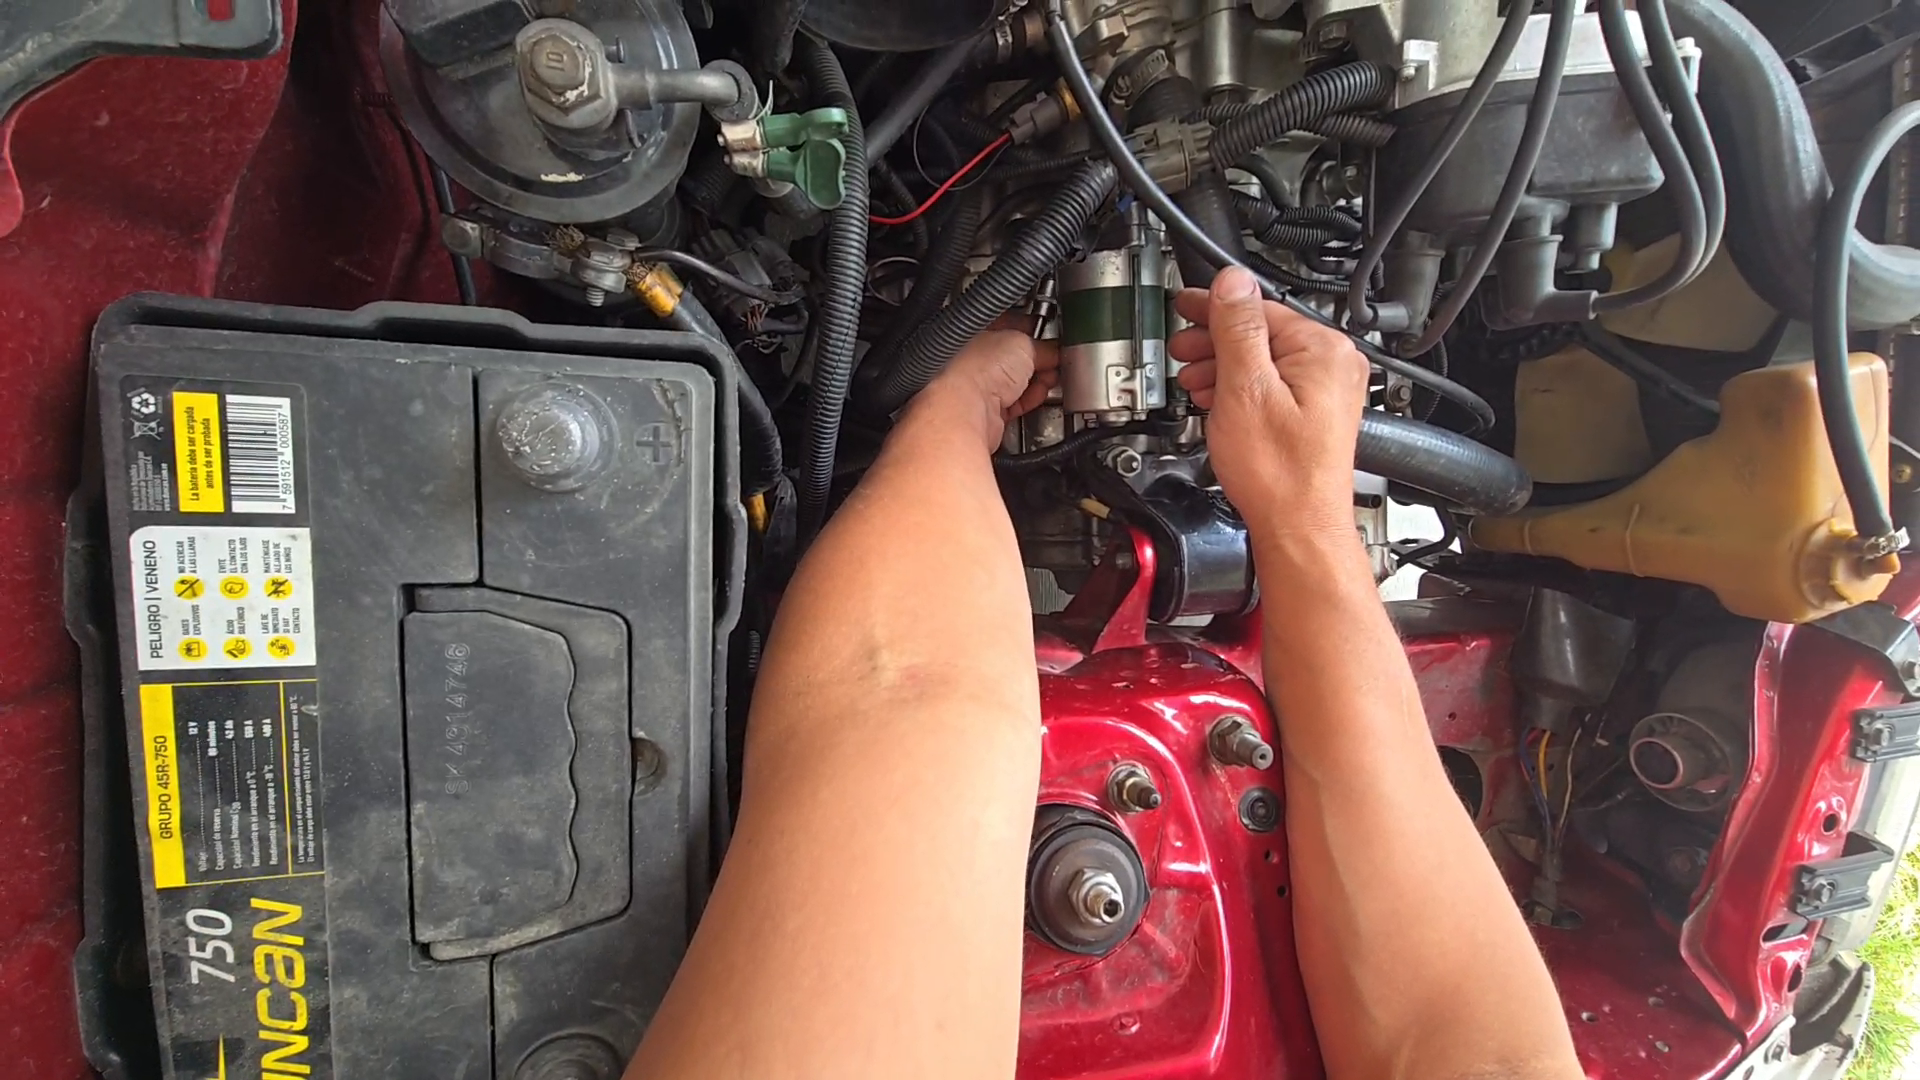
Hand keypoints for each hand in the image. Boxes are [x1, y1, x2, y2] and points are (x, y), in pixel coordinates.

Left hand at [908, 329, 1059, 451]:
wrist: (967, 408)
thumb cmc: (977, 369)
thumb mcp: (1023, 344)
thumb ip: (1043, 345)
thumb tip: (1056, 351)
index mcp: (974, 331)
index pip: (1009, 325)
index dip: (1032, 329)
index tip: (1049, 335)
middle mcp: (973, 358)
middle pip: (1014, 357)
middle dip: (1037, 359)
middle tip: (1053, 359)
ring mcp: (979, 386)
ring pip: (1016, 382)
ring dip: (1036, 381)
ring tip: (1049, 378)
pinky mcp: (987, 413)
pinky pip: (1015, 404)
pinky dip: (1028, 400)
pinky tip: (1038, 394)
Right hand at [1171, 266, 1370, 540]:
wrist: (1298, 526)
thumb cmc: (1278, 472)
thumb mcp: (1245, 390)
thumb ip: (1237, 330)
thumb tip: (1232, 282)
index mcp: (1321, 350)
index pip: (1258, 307)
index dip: (1213, 307)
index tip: (1186, 304)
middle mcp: (1333, 365)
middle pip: (1262, 334)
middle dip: (1215, 340)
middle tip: (1182, 346)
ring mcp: (1326, 392)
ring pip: (1264, 361)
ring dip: (1223, 366)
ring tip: (1193, 378)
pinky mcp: (1315, 415)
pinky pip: (1272, 385)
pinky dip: (1240, 387)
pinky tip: (1218, 399)